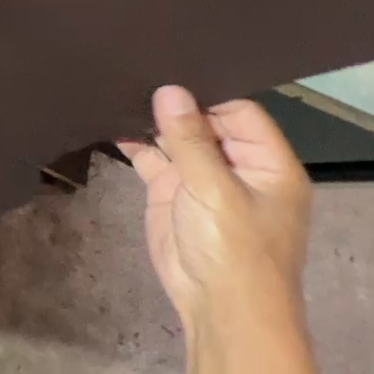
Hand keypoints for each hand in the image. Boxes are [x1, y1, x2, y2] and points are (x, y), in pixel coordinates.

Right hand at [119, 86, 325, 373]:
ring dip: (148, 120)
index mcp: (266, 164)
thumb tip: (169, 90)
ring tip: (112, 90)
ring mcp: (201, 177)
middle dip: (170, 102)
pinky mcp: (172, 190)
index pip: (238, 111)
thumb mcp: (214, 189)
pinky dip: (132, 141)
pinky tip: (107, 123)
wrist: (218, 304)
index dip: (205, 92)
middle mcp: (235, 165)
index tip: (163, 68)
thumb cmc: (234, 247)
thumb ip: (189, 139)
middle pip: (203, 121)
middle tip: (129, 70)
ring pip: (173, 136)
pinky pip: (152, 156)